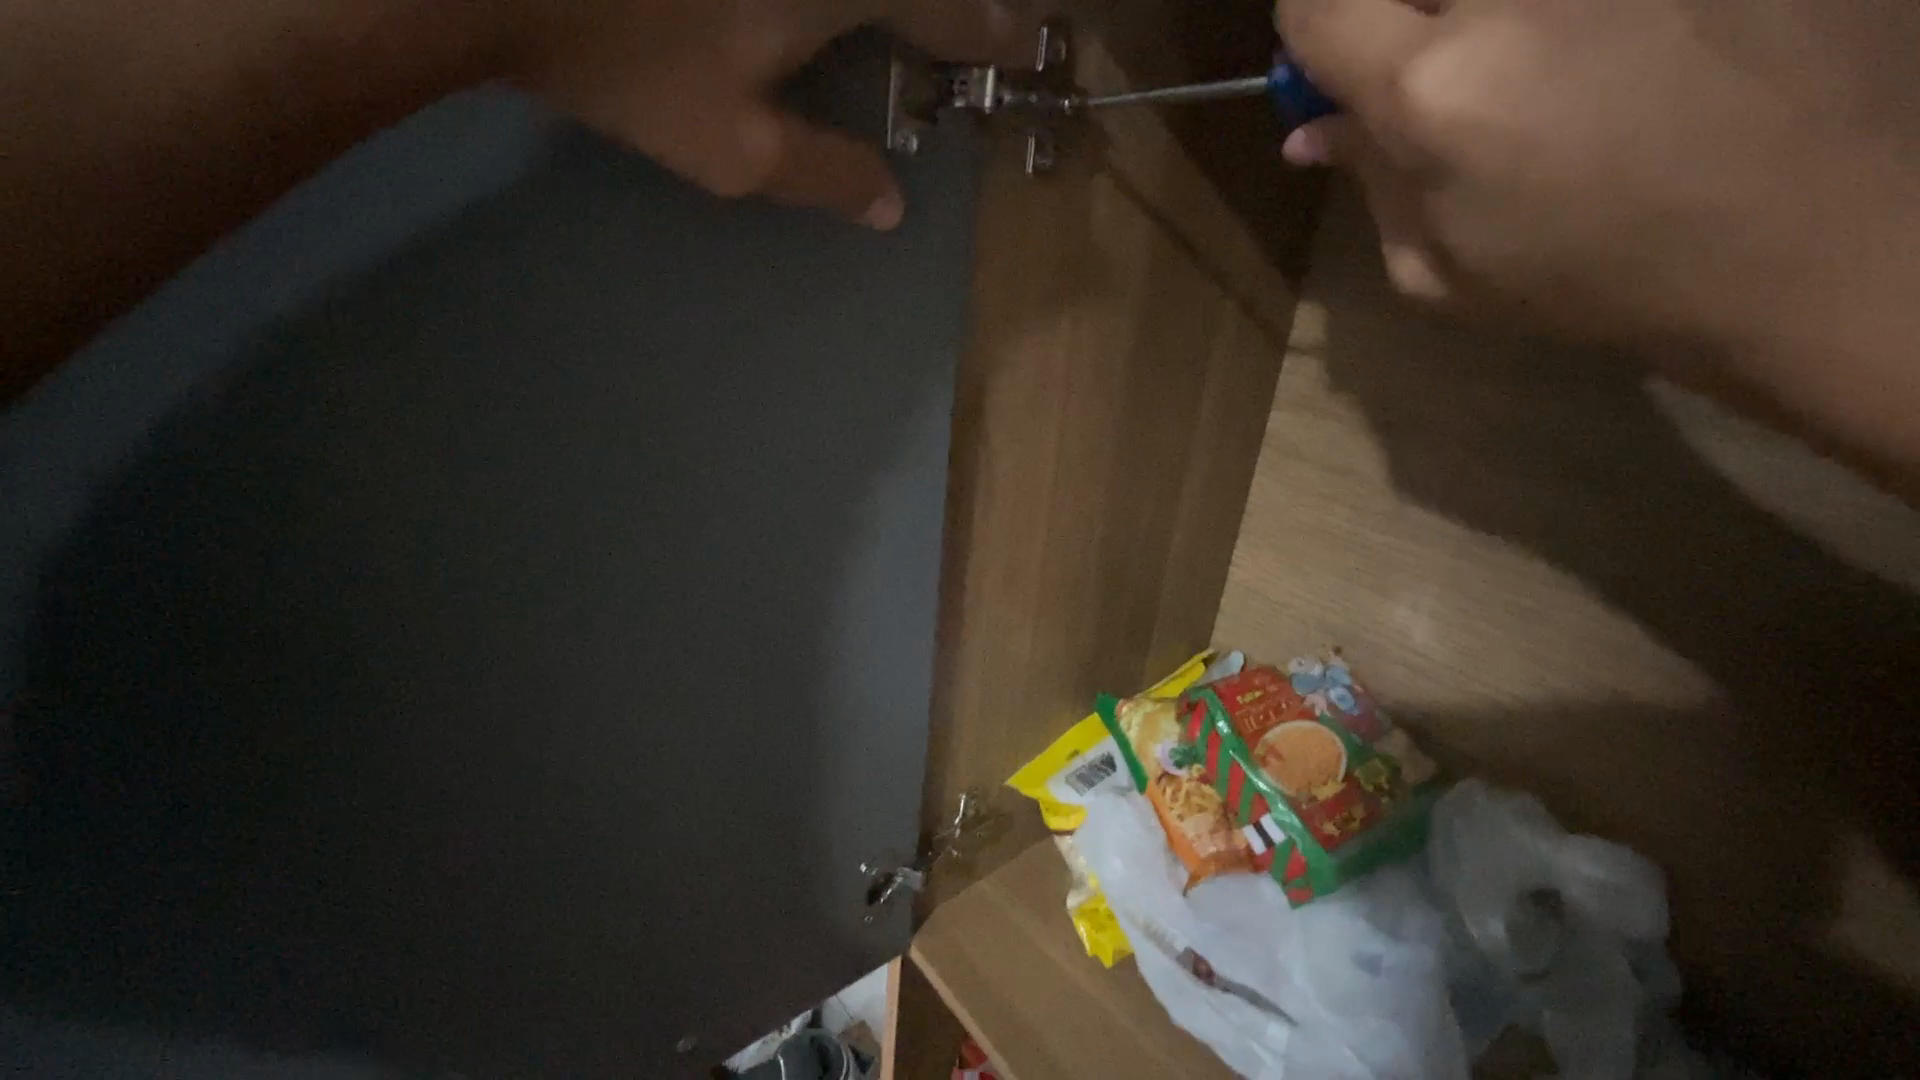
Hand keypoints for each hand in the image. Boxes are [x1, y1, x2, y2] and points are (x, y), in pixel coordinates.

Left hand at [503, 0, 1040, 228]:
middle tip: (986, 21)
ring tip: (919, 25)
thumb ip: (824, 174)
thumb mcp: (734, 151)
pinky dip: (833, 2)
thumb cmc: (625, 66)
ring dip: (907, 0)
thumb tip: (892, 208)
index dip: (992, 30)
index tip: (1027, 42)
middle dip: (964, 0)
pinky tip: (830, 21)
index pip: (945, 9)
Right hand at [1273, 0, 1919, 473]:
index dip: (1310, 34)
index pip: (1316, 5)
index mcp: (1434, 87)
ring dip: (1484, 19)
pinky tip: (1616, 50)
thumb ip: (1369, 182)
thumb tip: (1313, 131)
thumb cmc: (1593, 278)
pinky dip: (1575, 22)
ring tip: (1536, 64)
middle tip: (1433, 63)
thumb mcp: (1442, 269)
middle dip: (1398, 16)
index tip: (1333, 69)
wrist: (1809, 237)